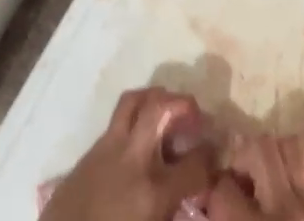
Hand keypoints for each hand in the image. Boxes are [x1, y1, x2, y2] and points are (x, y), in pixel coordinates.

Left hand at [40, 88, 213, 220]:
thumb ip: (173, 206)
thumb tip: (192, 193)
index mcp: (153, 192)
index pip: (196, 164)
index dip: (211, 156)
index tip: (215, 151)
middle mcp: (131, 160)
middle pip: (159, 108)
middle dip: (183, 103)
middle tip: (194, 114)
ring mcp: (106, 150)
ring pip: (133, 101)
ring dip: (154, 97)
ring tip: (166, 108)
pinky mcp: (88, 152)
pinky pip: (116, 121)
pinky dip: (133, 118)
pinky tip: (138, 138)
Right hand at [204, 135, 303, 220]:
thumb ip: (221, 216)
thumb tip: (208, 196)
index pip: (223, 187)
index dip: (215, 187)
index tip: (214, 192)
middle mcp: (284, 206)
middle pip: (262, 148)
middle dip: (245, 153)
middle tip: (239, 172)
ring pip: (293, 147)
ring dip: (274, 152)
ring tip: (265, 169)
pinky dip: (303, 169)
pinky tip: (291, 181)